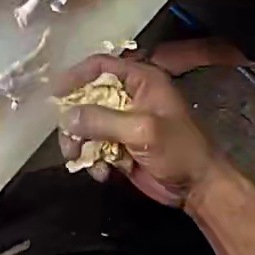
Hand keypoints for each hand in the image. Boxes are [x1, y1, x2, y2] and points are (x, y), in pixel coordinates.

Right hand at [55, 55, 227, 210]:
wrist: (198, 188)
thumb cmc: (179, 151)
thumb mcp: (142, 130)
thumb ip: (102, 120)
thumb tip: (66, 117)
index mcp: (141, 81)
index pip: (101, 66)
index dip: (76, 75)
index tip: (56, 93)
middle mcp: (128, 97)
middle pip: (86, 97)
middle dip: (74, 120)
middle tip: (68, 140)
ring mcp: (122, 122)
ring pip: (85, 125)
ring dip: (78, 143)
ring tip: (79, 160)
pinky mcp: (118, 145)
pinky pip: (92, 146)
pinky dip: (91, 160)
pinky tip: (102, 173)